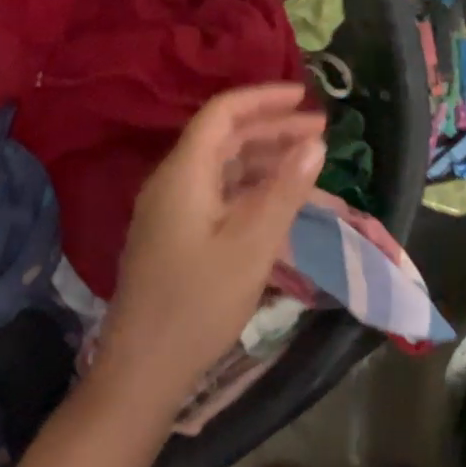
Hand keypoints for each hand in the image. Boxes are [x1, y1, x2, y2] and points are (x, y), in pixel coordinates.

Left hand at [95, 84, 325, 403]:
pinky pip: (217, 196)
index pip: (223, 114)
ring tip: (310, 165)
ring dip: (265, 161)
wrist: (143, 369)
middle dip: (273, 129)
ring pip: (223, 169)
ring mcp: (171, 210)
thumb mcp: (252, 245)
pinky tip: (281, 203)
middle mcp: (172, 182)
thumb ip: (285, 190)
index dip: (264, 99)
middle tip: (321, 132)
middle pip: (224, 138)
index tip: (305, 97)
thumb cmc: (199, 303)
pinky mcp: (174, 236)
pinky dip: (251, 190)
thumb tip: (315, 144)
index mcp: (184, 173)